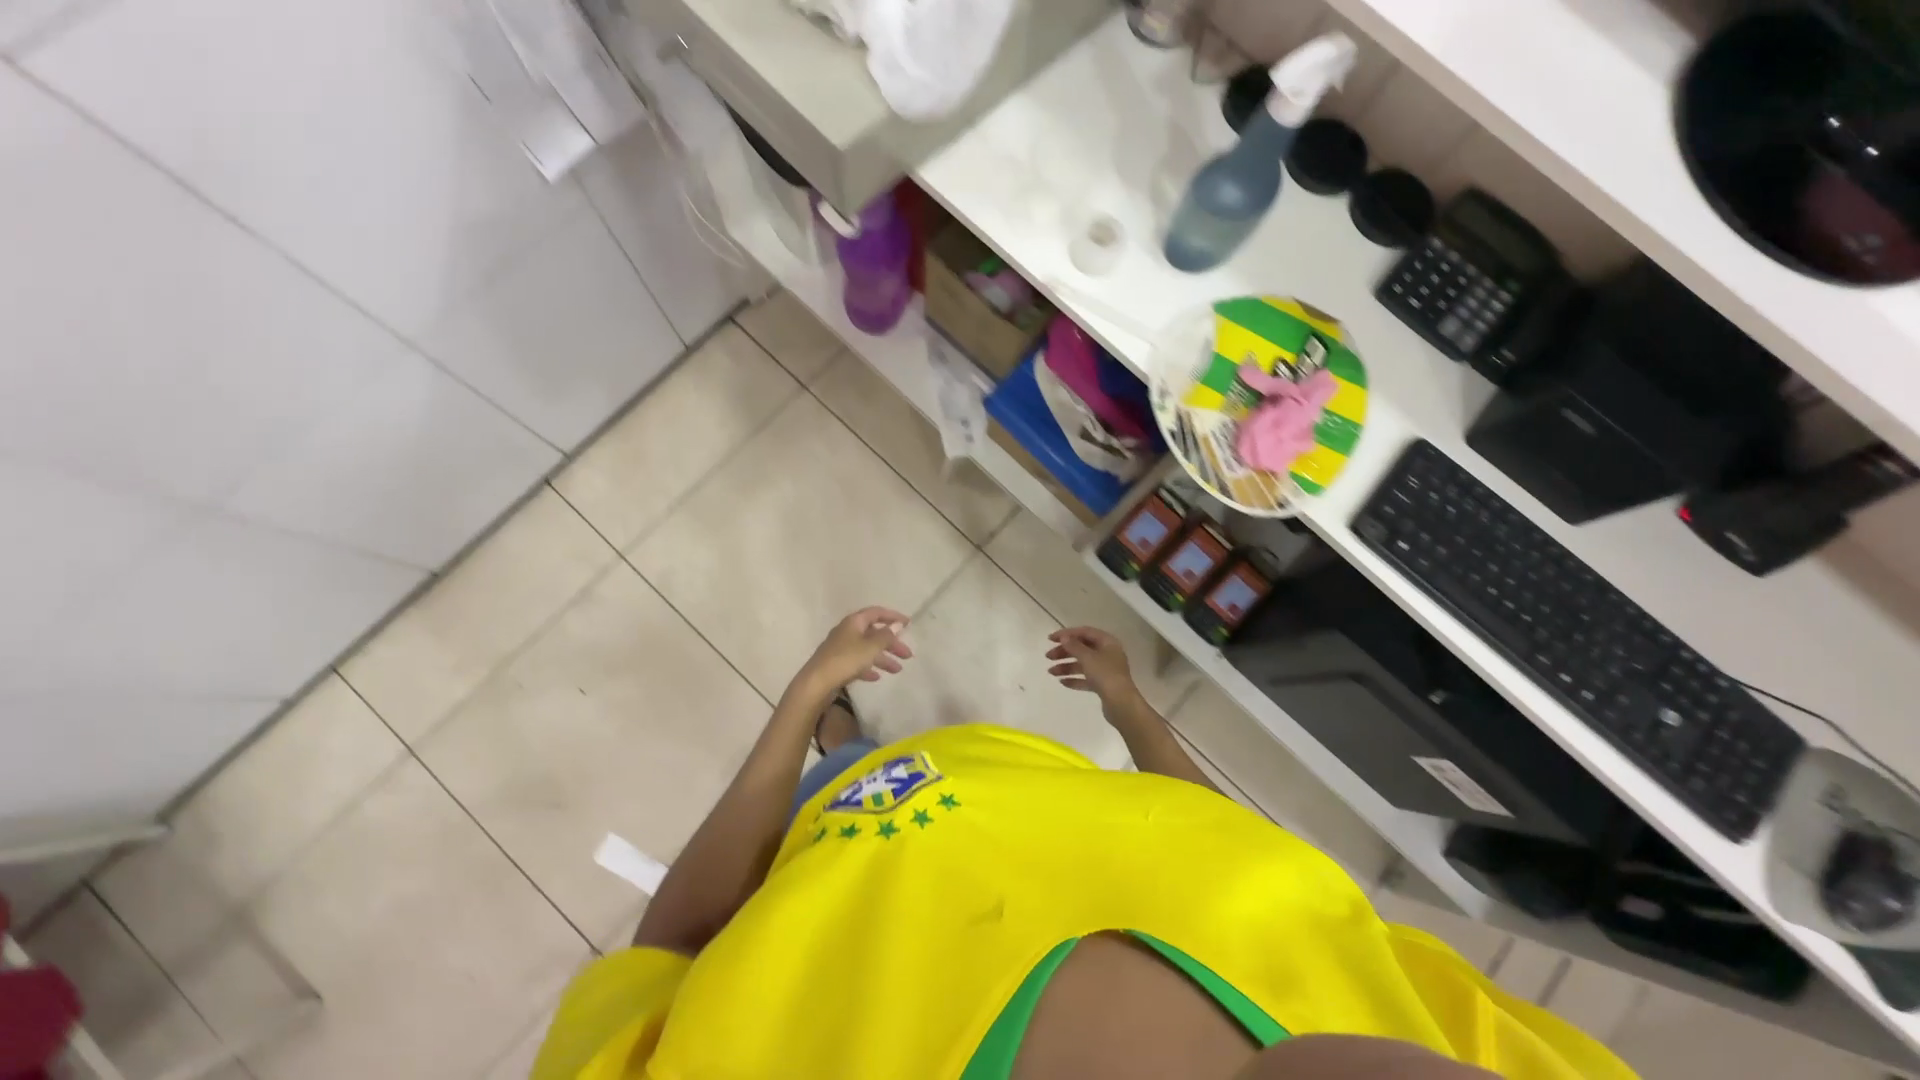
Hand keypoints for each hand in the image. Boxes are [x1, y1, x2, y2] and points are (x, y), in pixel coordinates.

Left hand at [799, 607, 912, 692]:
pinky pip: (857, 662)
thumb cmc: (846, 660)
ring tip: (897, 670)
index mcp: (854, 622)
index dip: (893, 616)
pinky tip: (876, 677)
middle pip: (873, 633)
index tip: (908, 624)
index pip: (876, 612)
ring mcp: (840, 648)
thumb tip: (896, 625)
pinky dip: (868, 667)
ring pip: (867, 649)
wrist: (816, 683)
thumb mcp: (870, 647)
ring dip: (883, 658)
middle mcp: (847, 631)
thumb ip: (886, 635)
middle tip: (907, 655)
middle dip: (891, 643)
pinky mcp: (836, 664)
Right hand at [1046, 627, 1140, 706]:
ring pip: (1083, 664)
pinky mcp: (1104, 685)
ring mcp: (1106, 670)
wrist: (1121, 703)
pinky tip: (1062, 682)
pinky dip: (1075, 679)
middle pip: (1083, 648)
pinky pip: (1086, 679)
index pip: (1085, 632)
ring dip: (1066, 666)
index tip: (1050, 639)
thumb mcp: (1088, 657)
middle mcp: (1108, 654)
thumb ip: (1074, 646)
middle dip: (1064, 652)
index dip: (1067, 634)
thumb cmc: (1105, 675)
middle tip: (1048, 657)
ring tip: (1051, 672)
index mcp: (1108, 642)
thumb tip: (1064, 637)